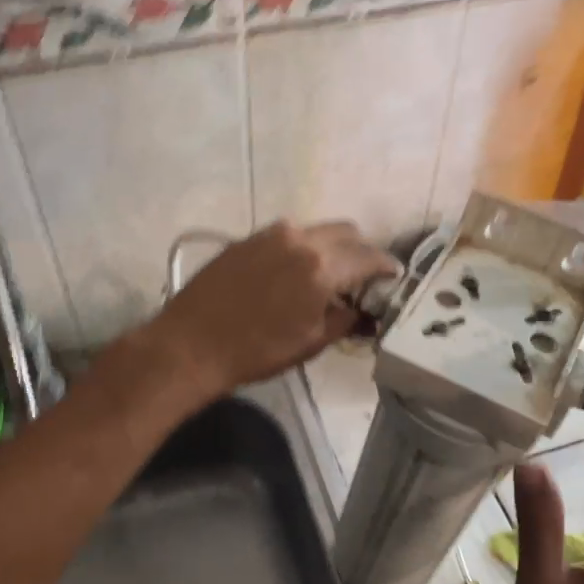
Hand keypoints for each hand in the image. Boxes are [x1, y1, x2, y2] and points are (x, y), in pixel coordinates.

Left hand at [148, 220, 400, 394]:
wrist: (191, 345)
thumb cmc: (256, 352)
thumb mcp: (310, 343)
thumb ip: (344, 319)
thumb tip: (360, 310)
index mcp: (321, 267)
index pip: (368, 256)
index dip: (385, 266)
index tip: (392, 276)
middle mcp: (299, 239)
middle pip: (345, 232)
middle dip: (360, 250)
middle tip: (362, 276)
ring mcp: (269, 234)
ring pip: (315, 230)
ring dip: (330, 247)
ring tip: (327, 275)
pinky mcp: (246, 239)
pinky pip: (286, 236)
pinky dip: (301, 248)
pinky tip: (293, 273)